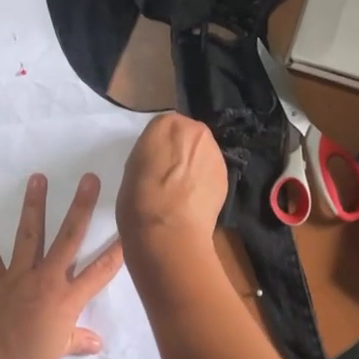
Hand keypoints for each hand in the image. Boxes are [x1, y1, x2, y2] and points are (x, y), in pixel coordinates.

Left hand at [0, 173, 125, 358]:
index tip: (130, 227)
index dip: (118, 251)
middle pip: (68, 237)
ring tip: (38, 177)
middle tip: (89, 179)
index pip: (100, 271)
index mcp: (66, 300)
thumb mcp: (55, 355)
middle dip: (81, 207)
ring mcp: (17, 276)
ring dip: (34, 205)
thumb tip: (96, 342)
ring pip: (29, 234)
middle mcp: (46, 279)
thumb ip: (75, 341)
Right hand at [116, 113, 228, 272]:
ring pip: (202, 153)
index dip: (158, 145)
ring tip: (183, 189)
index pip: (163, 126)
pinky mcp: (226, 176)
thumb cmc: (139, 200)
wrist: (168, 234)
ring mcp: (214, 153)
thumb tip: (161, 161)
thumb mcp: (132, 167)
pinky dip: (205, 180)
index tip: (153, 161)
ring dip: (195, 164)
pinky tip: (194, 199)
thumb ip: (150, 154)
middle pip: (187, 135)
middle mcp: (195, 131)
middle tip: (168, 173)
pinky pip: (211, 171)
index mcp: (166, 124)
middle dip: (181, 150)